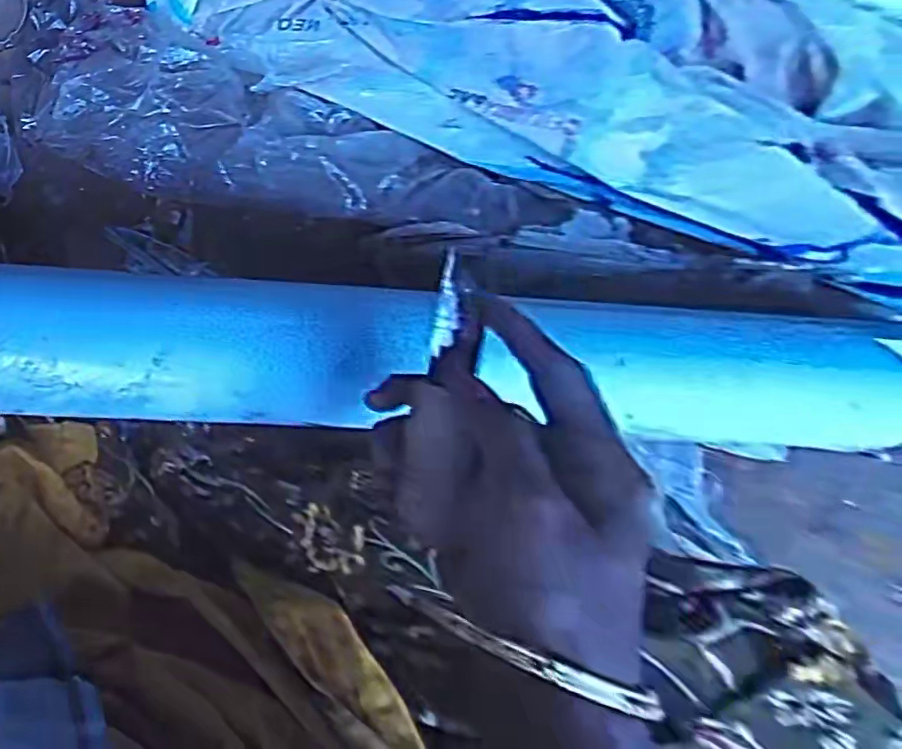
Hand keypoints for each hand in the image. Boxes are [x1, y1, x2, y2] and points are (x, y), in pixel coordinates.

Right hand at [369, 293, 652, 744]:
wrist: (536, 668)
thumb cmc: (548, 588)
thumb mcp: (530, 507)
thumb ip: (500, 435)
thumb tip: (467, 383)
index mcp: (594, 464)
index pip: (560, 379)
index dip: (523, 335)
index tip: (482, 302)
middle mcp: (556, 467)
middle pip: (484, 405)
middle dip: (429, 397)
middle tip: (378, 397)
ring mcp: (516, 490)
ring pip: (451, 434)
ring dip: (412, 440)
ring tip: (391, 471)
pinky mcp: (485, 510)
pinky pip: (439, 469)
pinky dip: (412, 471)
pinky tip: (401, 494)